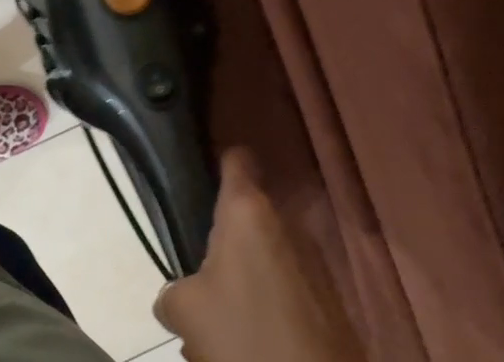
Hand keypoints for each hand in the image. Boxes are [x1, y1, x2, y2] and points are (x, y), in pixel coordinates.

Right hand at [154, 150, 358, 361]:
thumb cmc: (245, 336)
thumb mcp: (185, 312)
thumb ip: (172, 293)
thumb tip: (177, 296)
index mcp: (247, 212)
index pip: (237, 159)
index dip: (218, 162)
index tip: (201, 179)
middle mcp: (285, 225)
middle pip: (246, 219)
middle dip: (221, 248)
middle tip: (198, 281)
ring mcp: (314, 264)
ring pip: (265, 259)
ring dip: (243, 282)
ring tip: (220, 323)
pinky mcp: (332, 303)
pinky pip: (287, 291)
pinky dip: (267, 309)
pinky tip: (249, 343)